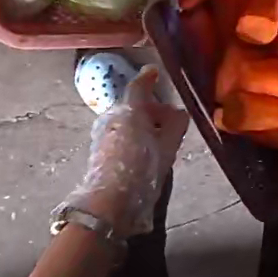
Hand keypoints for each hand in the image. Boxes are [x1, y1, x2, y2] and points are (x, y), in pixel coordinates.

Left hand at [68, 67, 188, 236]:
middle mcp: (112, 117)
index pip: (138, 87)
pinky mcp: (98, 151)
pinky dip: (133, 135)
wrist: (109, 204)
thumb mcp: (167, 148)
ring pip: (126, 121)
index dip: (148, 79)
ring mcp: (102, 134)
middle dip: (151, 109)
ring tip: (160, 140)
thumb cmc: (141, 171)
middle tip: (171, 120)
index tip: (154, 72)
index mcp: (130, 111)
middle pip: (133, 105)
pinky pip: (120, 134)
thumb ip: (175, 126)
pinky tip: (145, 152)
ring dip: (142, 124)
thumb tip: (179, 112)